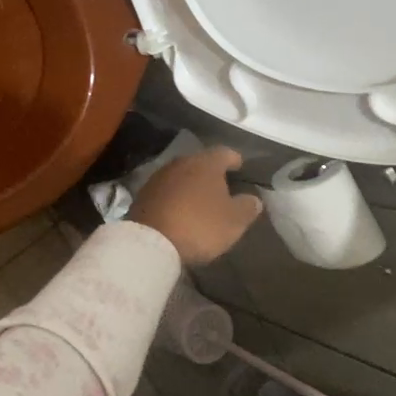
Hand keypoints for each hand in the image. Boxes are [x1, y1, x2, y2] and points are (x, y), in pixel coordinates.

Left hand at [127, 147, 262, 265]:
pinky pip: (166, 191)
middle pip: (200, 162)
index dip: (234, 159)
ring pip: (180, 176)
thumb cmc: (200, 225)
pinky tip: (179, 209)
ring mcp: (158, 178)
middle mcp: (180, 163)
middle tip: (221, 185)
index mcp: (205, 163)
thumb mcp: (234, 220)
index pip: (224, 153)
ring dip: (191, 185)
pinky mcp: (142, 195)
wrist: (150, 242)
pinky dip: (175, 197)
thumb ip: (247, 207)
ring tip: (200, 199)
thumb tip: (253, 199)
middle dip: (211, 172)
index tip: (240, 166)